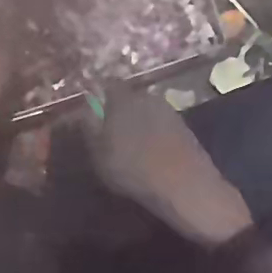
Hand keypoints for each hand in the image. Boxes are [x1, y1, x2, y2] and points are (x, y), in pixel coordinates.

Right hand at [88, 89, 253, 248]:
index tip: (94, 115)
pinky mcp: (185, 128)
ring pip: (147, 111)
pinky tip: (152, 154)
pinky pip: (162, 126)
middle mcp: (149, 97)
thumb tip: (86, 108)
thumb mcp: (100, 154)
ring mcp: (170, 112)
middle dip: (120, 111)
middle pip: (130, 97)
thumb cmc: (134, 170)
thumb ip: (90, 127)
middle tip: (112, 133)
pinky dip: (155, 135)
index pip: (108, 85)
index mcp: (124, 98)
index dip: (100, 98)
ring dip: (140, 123)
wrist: (185, 186)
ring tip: (133, 147)